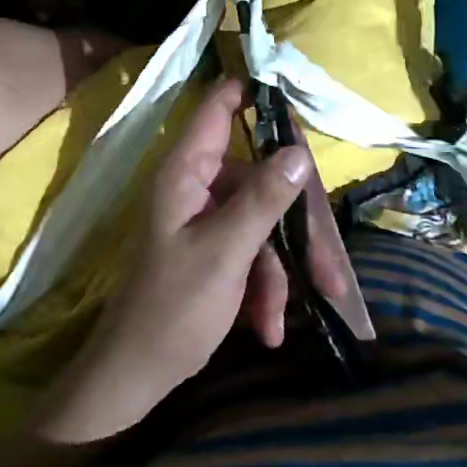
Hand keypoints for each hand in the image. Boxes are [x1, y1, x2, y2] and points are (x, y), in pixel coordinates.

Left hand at [34, 79, 320, 443]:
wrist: (137, 374)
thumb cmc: (174, 307)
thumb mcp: (226, 252)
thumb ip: (263, 199)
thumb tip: (299, 152)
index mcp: (186, 171)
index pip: (218, 108)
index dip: (253, 92)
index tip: (296, 94)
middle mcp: (196, 186)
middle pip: (259, 178)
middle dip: (295, 226)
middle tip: (329, 266)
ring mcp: (205, 218)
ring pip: (262, 221)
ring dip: (280, 271)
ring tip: (282, 320)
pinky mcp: (213, 248)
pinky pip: (251, 251)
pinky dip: (263, 287)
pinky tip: (265, 329)